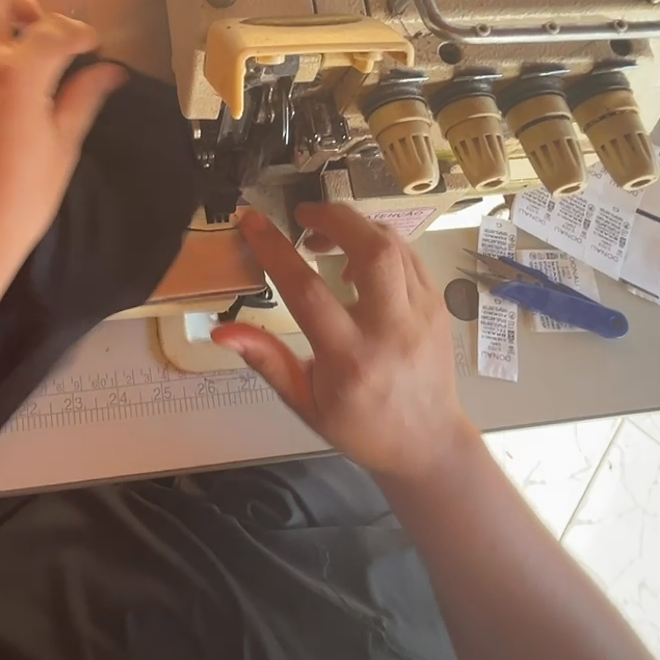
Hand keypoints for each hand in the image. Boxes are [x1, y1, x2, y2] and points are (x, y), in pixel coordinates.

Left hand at [0, 0, 125, 270]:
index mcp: (18, 76)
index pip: (54, 30)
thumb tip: (112, 71)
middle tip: (39, 34)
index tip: (90, 46)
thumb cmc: (17, 201)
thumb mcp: (61, 150)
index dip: (79, 32)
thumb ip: (83, 99)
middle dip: (23, 5)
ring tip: (4, 49)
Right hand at [213, 204, 473, 483]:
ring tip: (323, 238)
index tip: (251, 220)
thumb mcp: (304, 401)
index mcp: (350, 358)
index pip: (308, 291)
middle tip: (302, 215)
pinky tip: (356, 257)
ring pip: (394, 245)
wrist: (429, 443)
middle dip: (334, 219)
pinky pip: (408, 255)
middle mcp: (391, 329)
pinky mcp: (438, 305)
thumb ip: (265, 359)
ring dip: (355, 227)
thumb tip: (220, 331)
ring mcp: (422, 313)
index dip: (275, 250)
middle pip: (373, 251)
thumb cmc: (360, 426)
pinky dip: (378, 243)